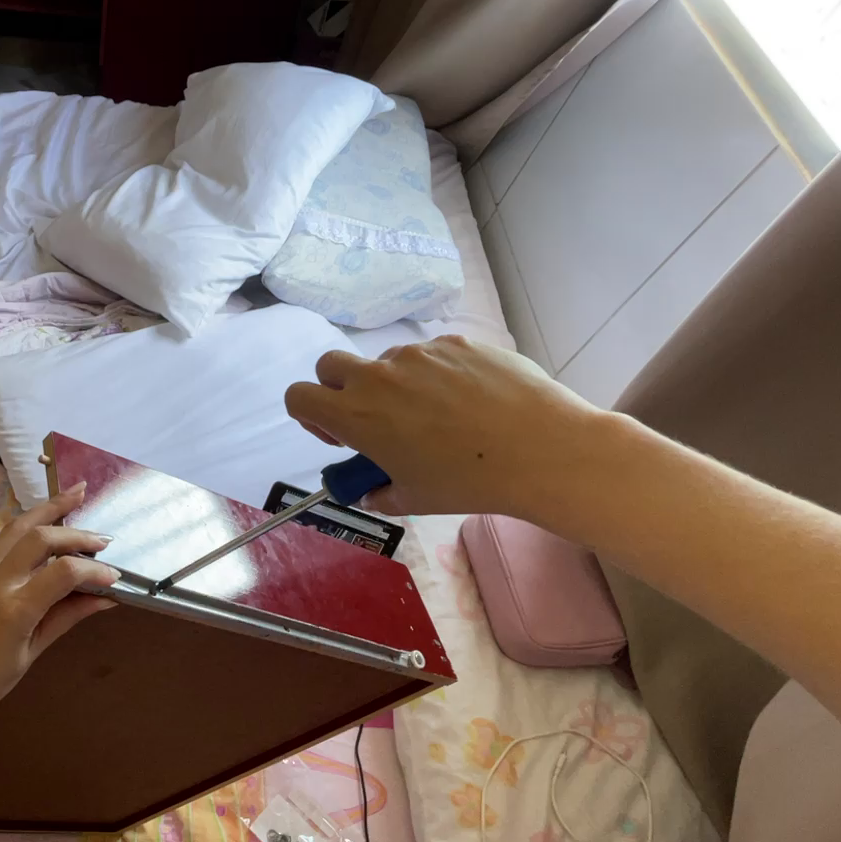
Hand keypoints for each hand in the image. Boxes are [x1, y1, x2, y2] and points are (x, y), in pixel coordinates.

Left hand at [0, 483, 119, 748]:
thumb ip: (67, 617)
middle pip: (40, 537)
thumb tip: (105, 598)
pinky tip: (47, 522)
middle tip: (104, 539)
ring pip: (17, 528)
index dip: (94, 569)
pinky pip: (4, 540)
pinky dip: (30, 526)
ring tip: (77, 493)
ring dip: (49, 509)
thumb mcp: (32, 653)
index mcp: (14, 609)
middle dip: (76, 533)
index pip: (63, 572)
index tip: (114, 576)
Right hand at [284, 336, 616, 519]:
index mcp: (355, 416)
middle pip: (330, 366)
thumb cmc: (468, 482)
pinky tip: (470, 401)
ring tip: (438, 415)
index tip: (338, 436)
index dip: (309, 416)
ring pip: (385, 361)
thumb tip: (372, 489)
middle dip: (339, 389)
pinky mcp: (456, 342)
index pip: (297, 397)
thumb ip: (378, 492)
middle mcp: (377, 377)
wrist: (543, 450)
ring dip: (393, 384)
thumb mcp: (412, 500)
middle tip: (373, 418)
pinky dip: (435, 375)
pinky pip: (430, 355)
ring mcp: (418, 354)